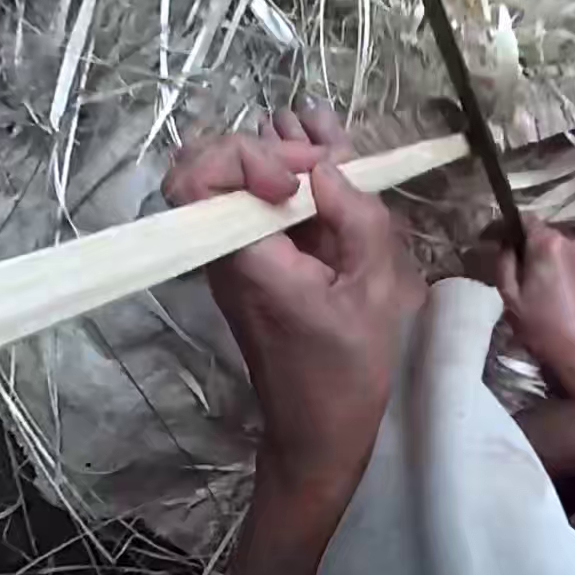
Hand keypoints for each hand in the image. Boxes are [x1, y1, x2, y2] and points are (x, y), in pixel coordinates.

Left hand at [164, 106, 420, 507]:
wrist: (320, 427)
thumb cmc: (348, 370)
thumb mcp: (375, 294)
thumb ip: (359, 222)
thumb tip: (330, 167)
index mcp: (247, 260)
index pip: (199, 179)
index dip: (246, 158)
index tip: (301, 181)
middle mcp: (229, 251)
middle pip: (209, 166)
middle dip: (268, 148)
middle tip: (324, 159)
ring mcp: (241, 256)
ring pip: (235, 181)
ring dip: (281, 156)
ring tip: (331, 147)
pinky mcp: (260, 263)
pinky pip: (262, 206)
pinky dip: (293, 182)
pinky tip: (332, 172)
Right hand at [491, 217, 574, 384]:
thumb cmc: (544, 326)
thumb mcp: (510, 296)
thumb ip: (504, 262)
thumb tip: (504, 244)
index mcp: (548, 242)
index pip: (522, 218)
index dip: (503, 227)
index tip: (488, 240)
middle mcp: (570, 240)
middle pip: (539, 233)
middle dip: (522, 246)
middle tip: (505, 268)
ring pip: (553, 247)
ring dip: (538, 258)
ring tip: (526, 283)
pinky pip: (565, 260)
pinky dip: (552, 267)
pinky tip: (546, 290)